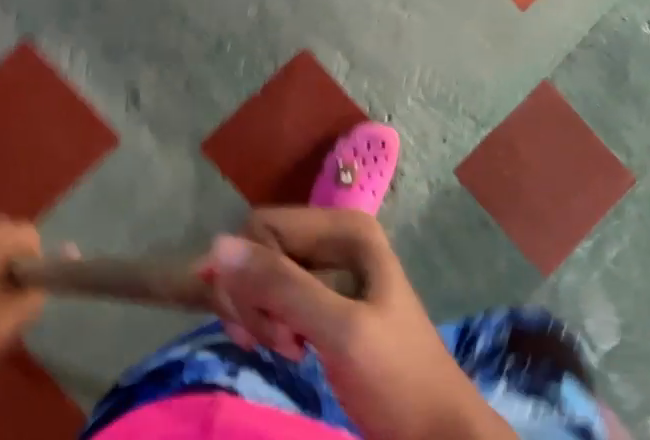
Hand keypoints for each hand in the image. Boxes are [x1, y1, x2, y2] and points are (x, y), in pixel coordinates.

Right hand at [202, 208, 514, 439]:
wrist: (433, 427)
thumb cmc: (396, 375)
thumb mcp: (340, 331)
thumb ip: (283, 287)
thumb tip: (216, 244)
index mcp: (345, 229)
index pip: (260, 229)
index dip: (253, 277)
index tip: (279, 328)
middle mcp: (331, 237)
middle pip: (255, 251)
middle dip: (253, 301)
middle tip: (283, 345)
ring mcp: (324, 268)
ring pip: (257, 277)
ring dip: (257, 318)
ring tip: (289, 351)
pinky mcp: (318, 299)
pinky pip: (269, 297)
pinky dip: (265, 326)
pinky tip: (287, 350)